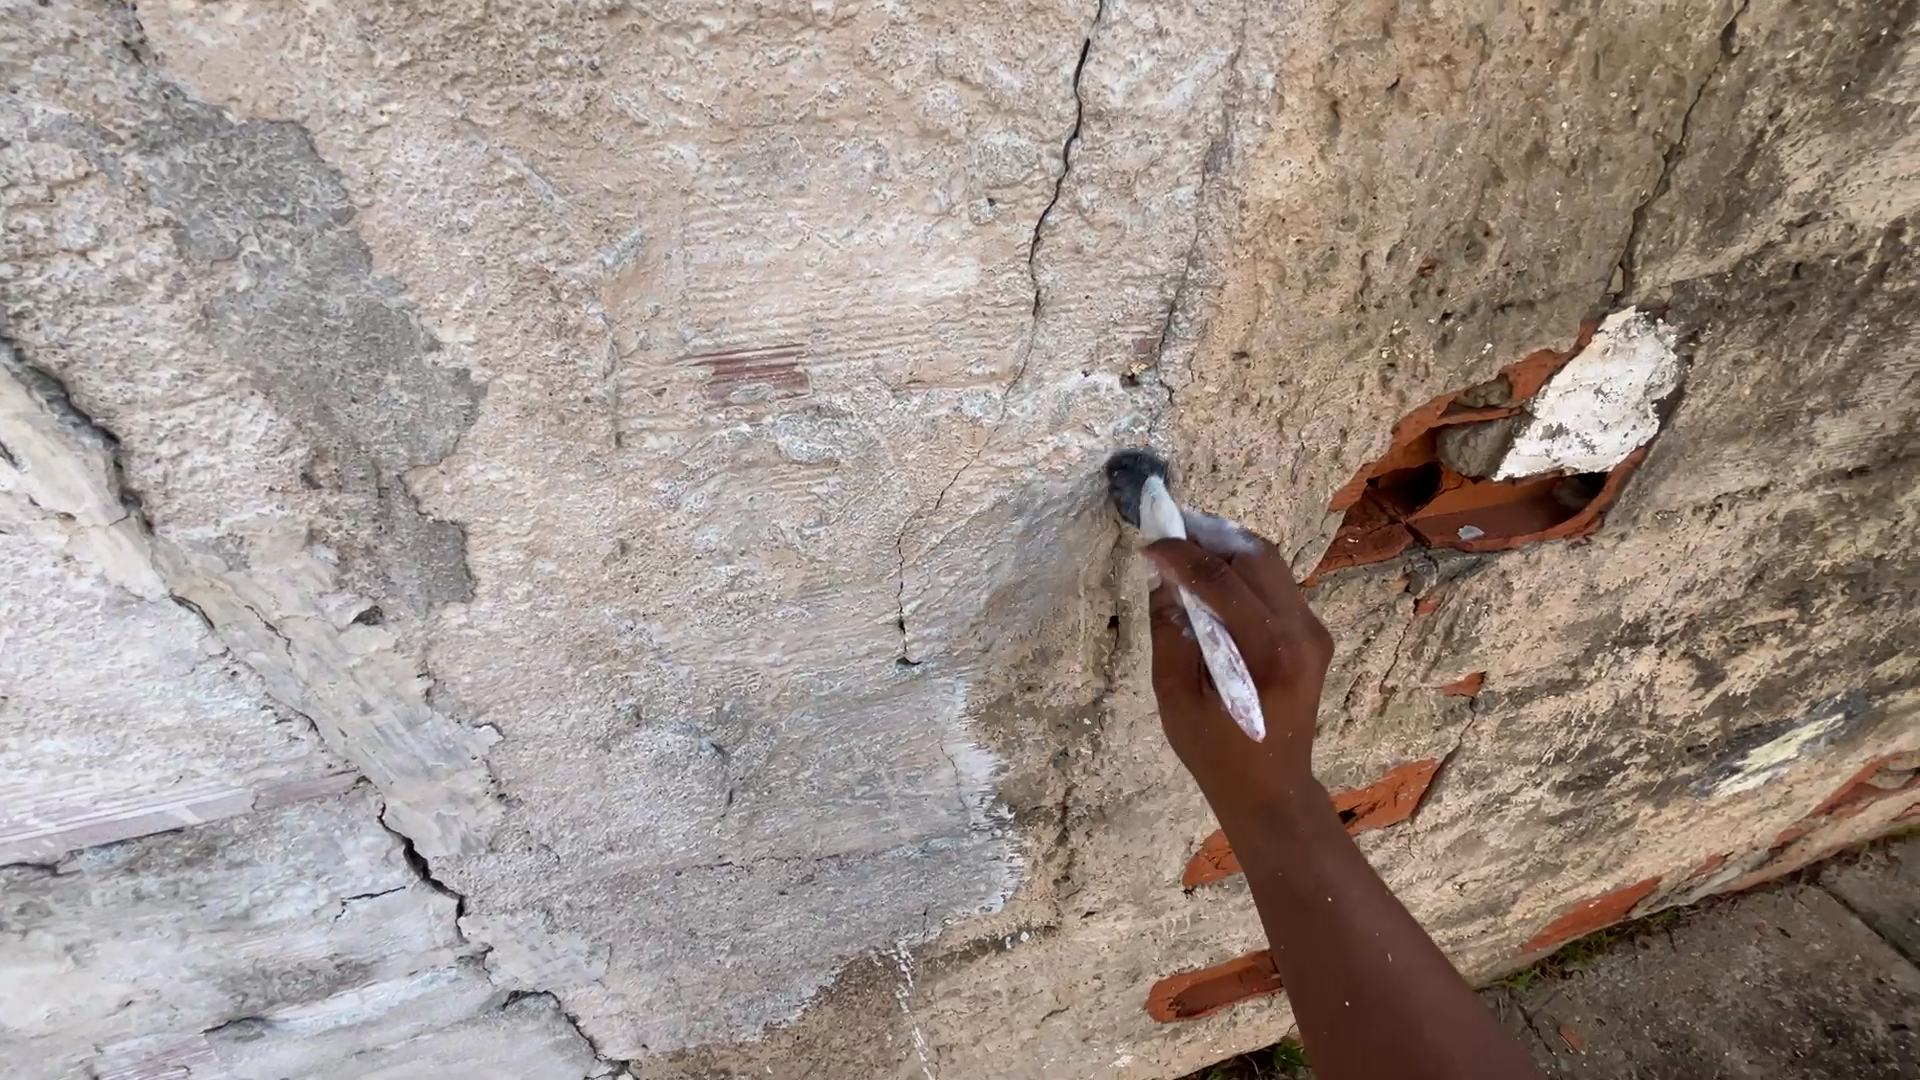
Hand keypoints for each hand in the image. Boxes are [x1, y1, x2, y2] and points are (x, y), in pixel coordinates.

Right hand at [1145, 525, 1333, 816]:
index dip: (1180, 553)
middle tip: (1168, 537)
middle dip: (1208, 537)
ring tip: (1184, 552)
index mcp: (1267, 652)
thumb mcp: (1174, 695)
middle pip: (1256, 555)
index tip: (1148, 544)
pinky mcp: (1312, 634)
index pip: (1221, 579)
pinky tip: (1210, 581)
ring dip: (1225, 549)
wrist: (1271, 789)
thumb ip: (1169, 630)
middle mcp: (1301, 632)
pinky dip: (1240, 570)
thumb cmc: (1214, 750)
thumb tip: (1162, 578)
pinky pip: (1275, 583)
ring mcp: (1313, 631)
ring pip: (1270, 563)